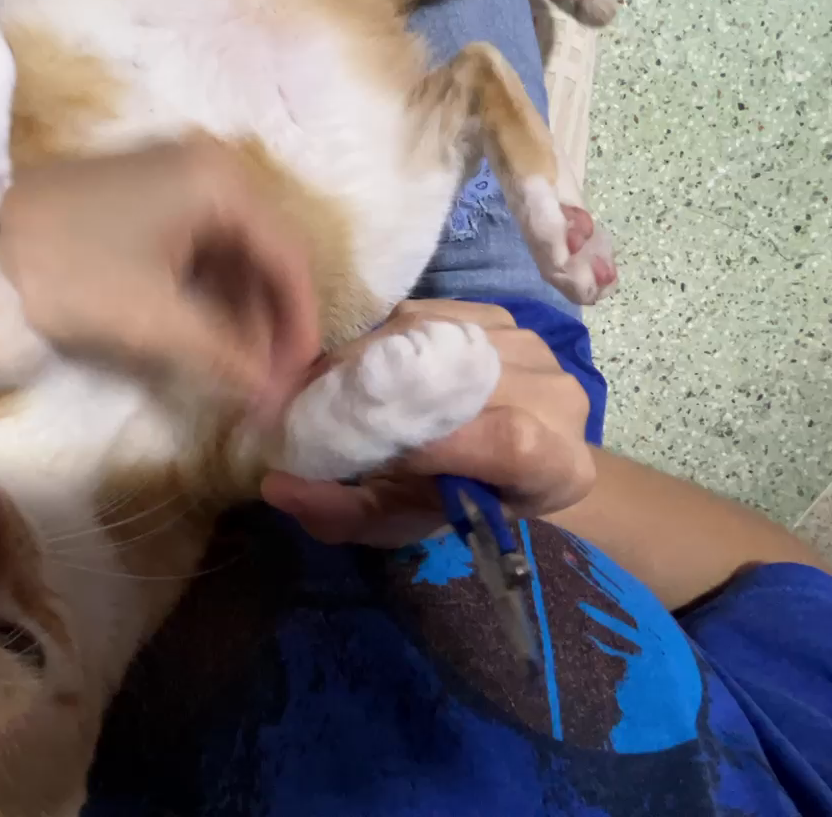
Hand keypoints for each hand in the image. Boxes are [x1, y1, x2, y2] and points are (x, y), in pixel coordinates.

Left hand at [0, 136, 320, 415]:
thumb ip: (225, 357)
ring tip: (239, 372)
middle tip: (269, 386)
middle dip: (269, 322)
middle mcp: (208, 166)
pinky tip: (207, 337)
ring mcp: (174, 177)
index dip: (300, 324)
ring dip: (239, 314)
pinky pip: (199, 249)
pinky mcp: (146, 198)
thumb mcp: (153, 318)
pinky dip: (207, 296)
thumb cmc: (66, 269)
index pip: (290, 255)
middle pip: (264, 253)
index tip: (300, 381)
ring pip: (232, 254)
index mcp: (221, 179)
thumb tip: (275, 398)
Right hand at [261, 300, 594, 546]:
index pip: (509, 442)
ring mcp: (527, 344)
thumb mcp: (404, 520)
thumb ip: (345, 511)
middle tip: (312, 403)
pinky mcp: (495, 311)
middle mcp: (555, 393)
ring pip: (431, 338)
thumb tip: (275, 486)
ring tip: (333, 383)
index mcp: (556, 463)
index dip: (433, 440)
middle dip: (375, 387)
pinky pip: (422, 313)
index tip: (359, 445)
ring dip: (370, 357)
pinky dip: (382, 335)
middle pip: (458, 378)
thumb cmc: (454, 499)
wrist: (508, 452)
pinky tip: (364, 361)